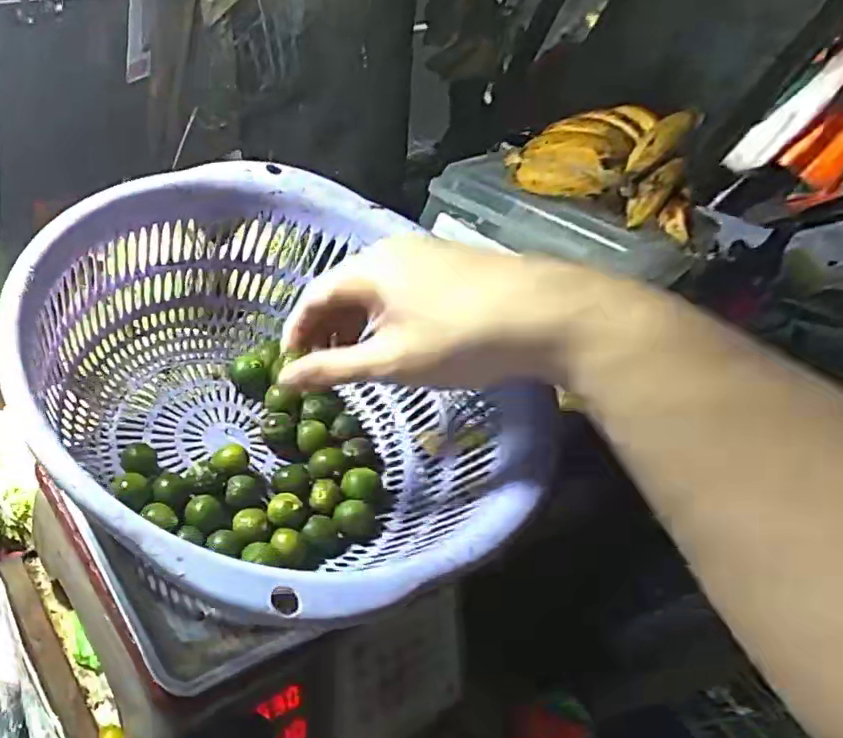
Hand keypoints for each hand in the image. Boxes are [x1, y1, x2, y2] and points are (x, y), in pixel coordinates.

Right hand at [276, 234, 675, 391]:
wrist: (559, 317)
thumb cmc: (461, 339)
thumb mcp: (387, 361)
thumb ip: (329, 369)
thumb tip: (283, 381)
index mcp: (369, 267)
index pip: (311, 298)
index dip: (294, 335)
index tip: (289, 370)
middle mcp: (391, 251)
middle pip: (337, 292)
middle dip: (321, 333)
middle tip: (317, 371)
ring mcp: (424, 256)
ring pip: (367, 294)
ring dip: (349, 329)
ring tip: (350, 363)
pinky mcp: (449, 268)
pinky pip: (393, 293)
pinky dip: (377, 321)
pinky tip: (388, 347)